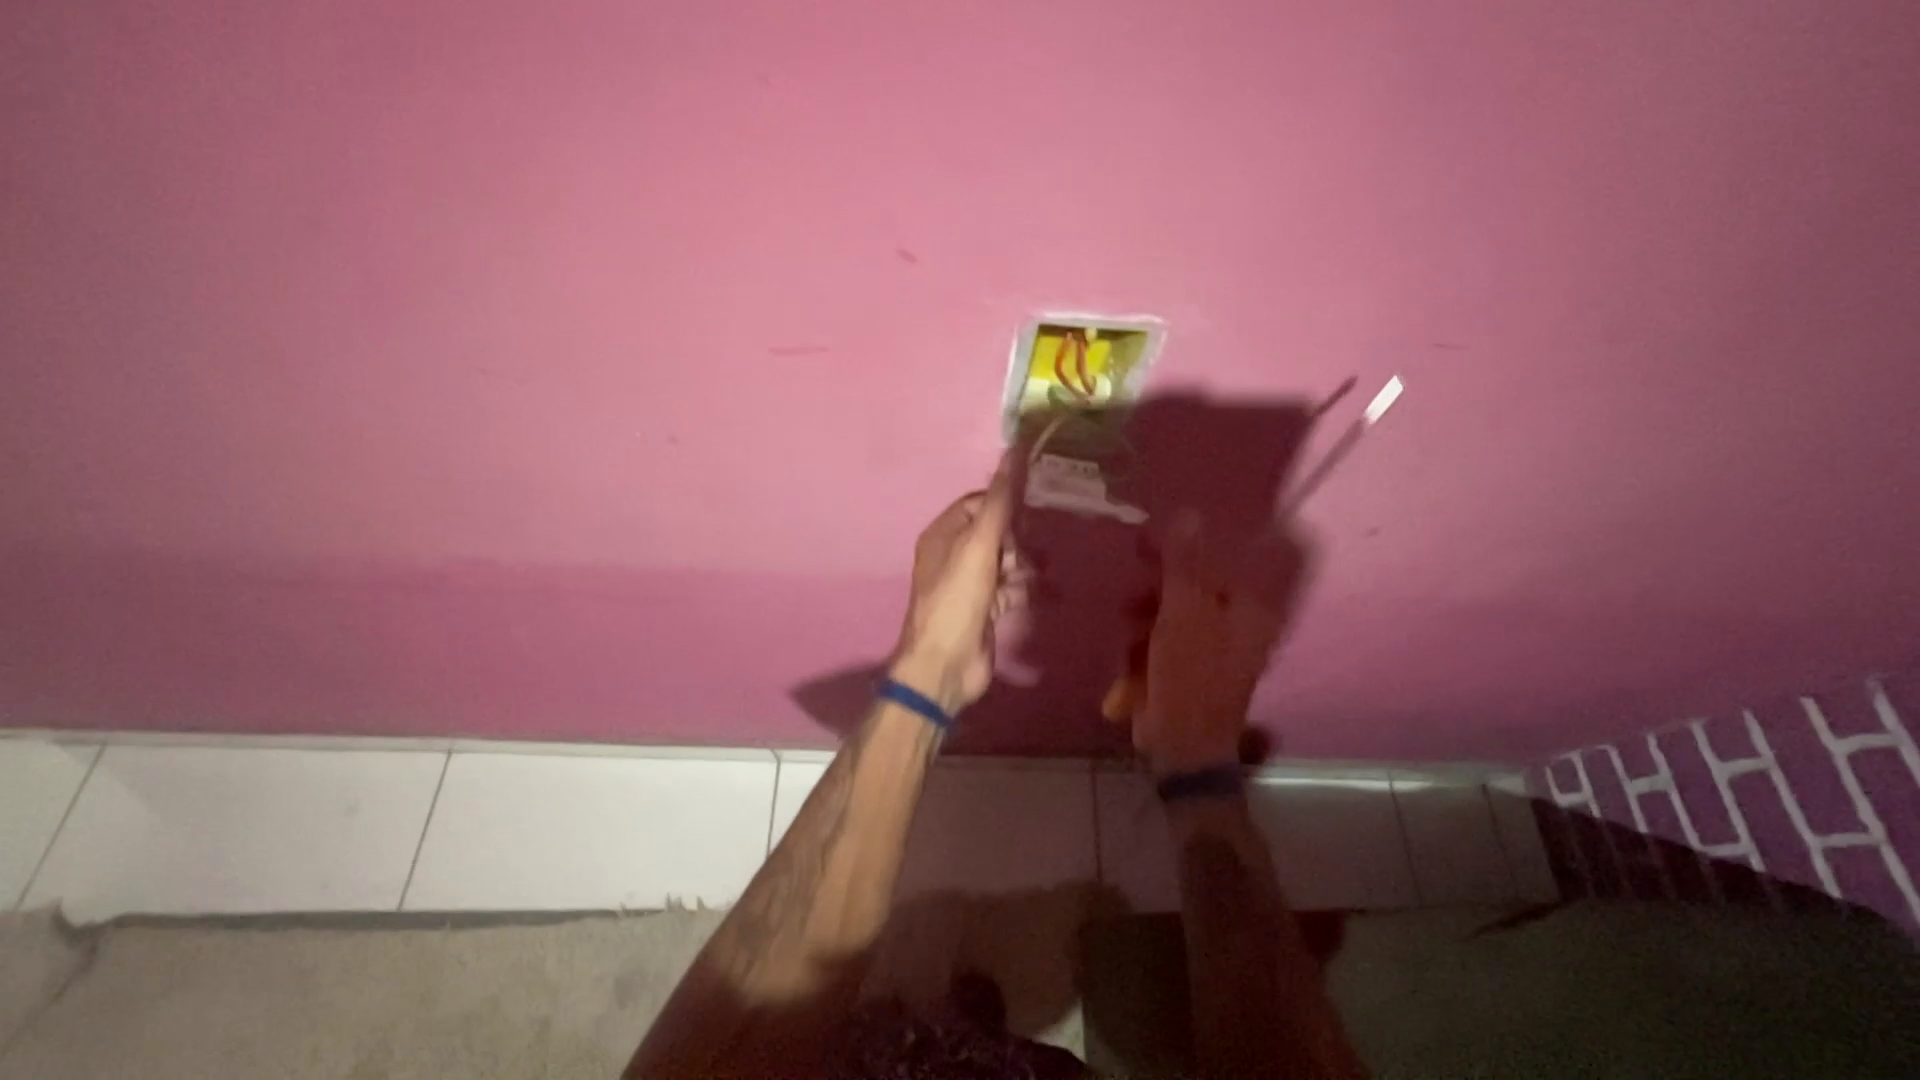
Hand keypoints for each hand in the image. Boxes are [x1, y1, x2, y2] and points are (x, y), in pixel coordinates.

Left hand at [890, 454, 1024, 713]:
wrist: (946, 664)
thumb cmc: (957, 599)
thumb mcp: (978, 547)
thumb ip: (998, 503)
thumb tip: (1012, 453)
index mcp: (943, 535)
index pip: (977, 503)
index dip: (1004, 503)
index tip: (1033, 507)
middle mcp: (952, 556)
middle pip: (993, 532)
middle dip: (1018, 535)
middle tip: (1039, 544)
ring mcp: (968, 585)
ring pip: (1003, 562)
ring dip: (1024, 563)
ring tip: (1044, 568)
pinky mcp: (983, 610)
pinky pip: (1008, 589)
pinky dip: (1024, 588)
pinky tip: (1043, 590)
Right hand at [1133, 513, 1308, 773]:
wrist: (1182, 745)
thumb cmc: (1190, 677)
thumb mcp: (1183, 615)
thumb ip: (1185, 566)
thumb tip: (1190, 513)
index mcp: (1250, 609)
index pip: (1225, 559)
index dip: (1189, 547)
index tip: (1153, 539)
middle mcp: (1240, 624)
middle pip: (1201, 584)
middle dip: (1163, 579)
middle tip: (1133, 571)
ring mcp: (1216, 647)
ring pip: (1181, 609)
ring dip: (1151, 607)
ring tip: (1126, 611)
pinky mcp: (1192, 666)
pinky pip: (1170, 634)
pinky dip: (1150, 631)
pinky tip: (1128, 636)